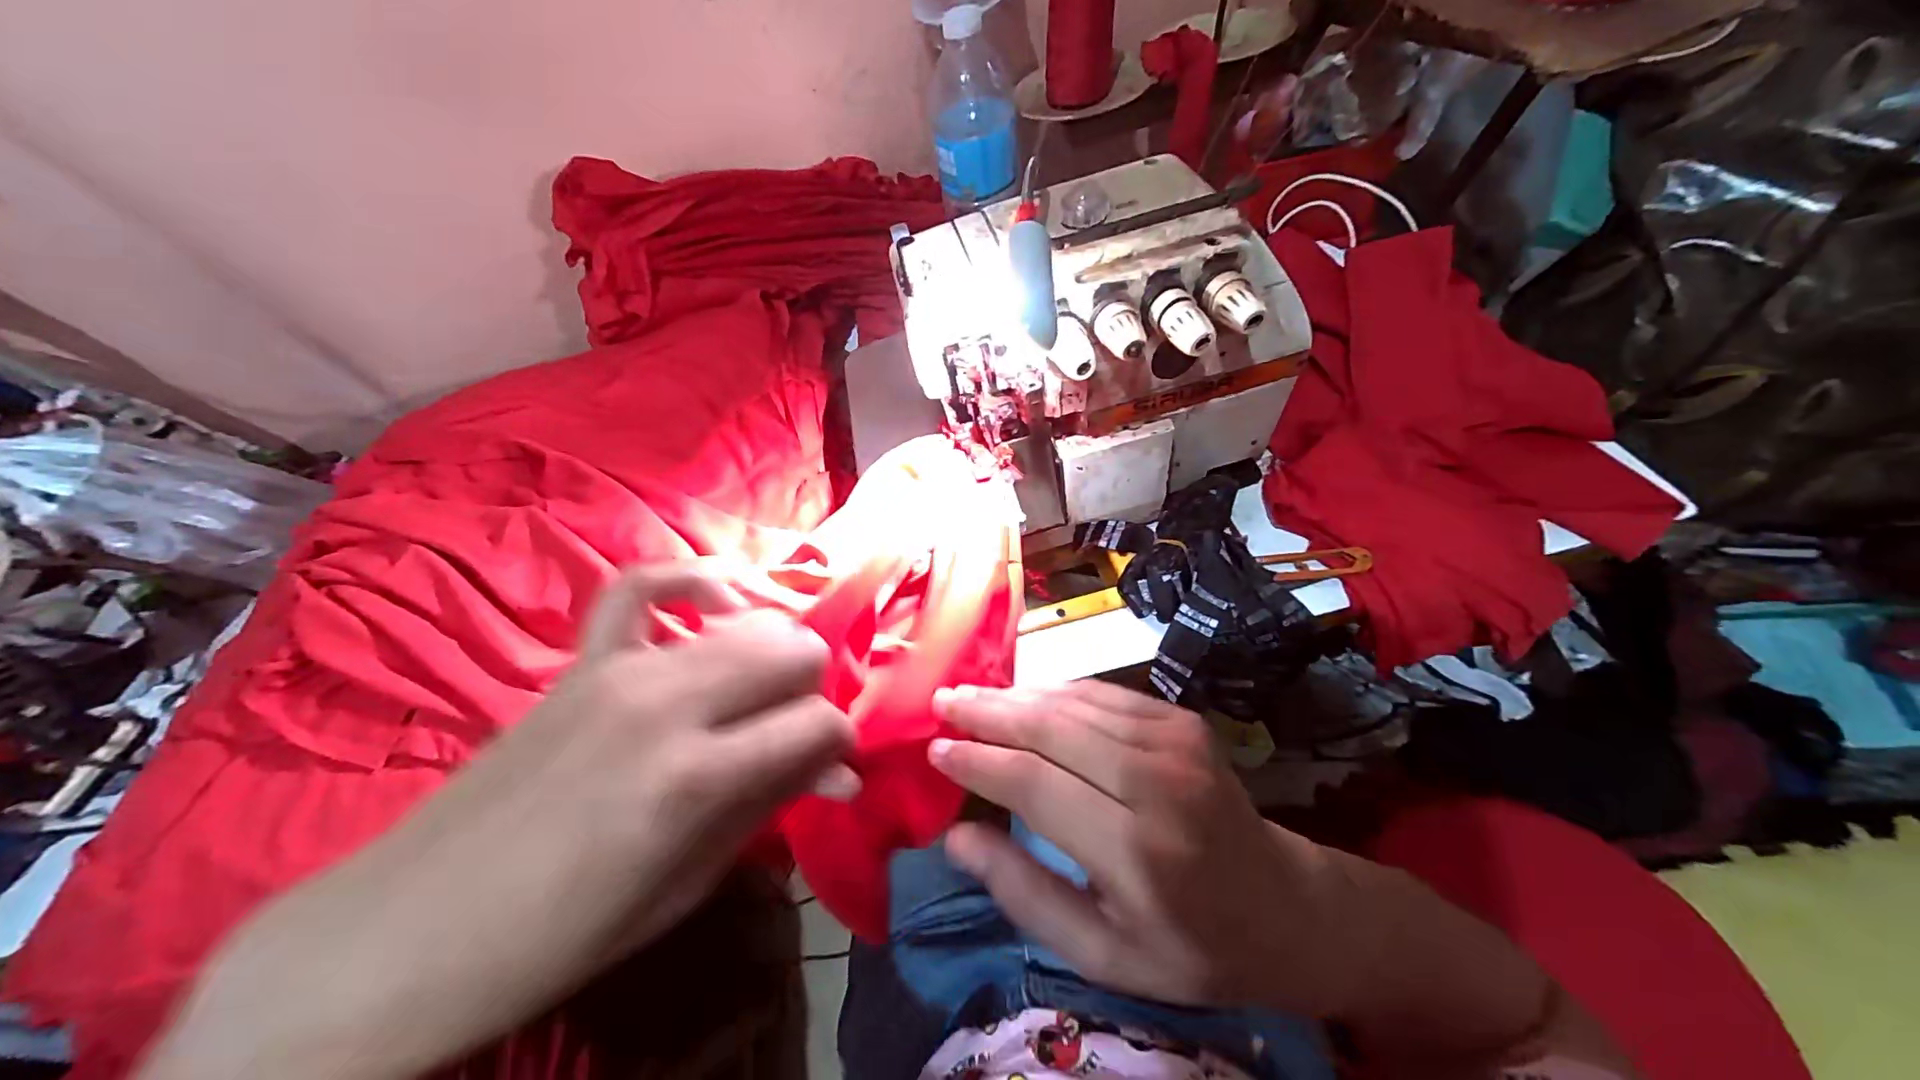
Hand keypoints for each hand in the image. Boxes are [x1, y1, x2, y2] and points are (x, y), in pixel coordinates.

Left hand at [140, 564, 855, 1079]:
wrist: (406, 933)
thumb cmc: (562, 936)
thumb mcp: (686, 885)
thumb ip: (768, 808)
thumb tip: (840, 773)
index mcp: (695, 777)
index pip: (816, 722)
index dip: (840, 743)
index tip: (835, 765)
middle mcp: (666, 703)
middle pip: (791, 650)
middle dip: (813, 688)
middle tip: (799, 729)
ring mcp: (619, 669)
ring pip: (742, 617)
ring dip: (773, 647)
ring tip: (770, 684)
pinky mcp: (581, 660)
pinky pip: (644, 584)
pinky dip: (692, 580)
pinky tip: (715, 601)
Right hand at [929, 682, 1364, 1015]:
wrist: (1286, 907)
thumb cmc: (1188, 946)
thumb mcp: (1102, 953)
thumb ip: (1025, 894)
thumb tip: (956, 837)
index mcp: (1136, 850)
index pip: (1035, 784)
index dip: (979, 762)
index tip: (935, 750)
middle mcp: (1157, 782)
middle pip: (1051, 728)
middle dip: (988, 712)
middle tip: (941, 702)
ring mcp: (1176, 741)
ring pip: (1074, 702)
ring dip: (1016, 697)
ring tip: (971, 696)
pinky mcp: (1183, 720)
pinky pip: (1104, 694)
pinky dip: (1057, 691)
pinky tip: (1026, 696)